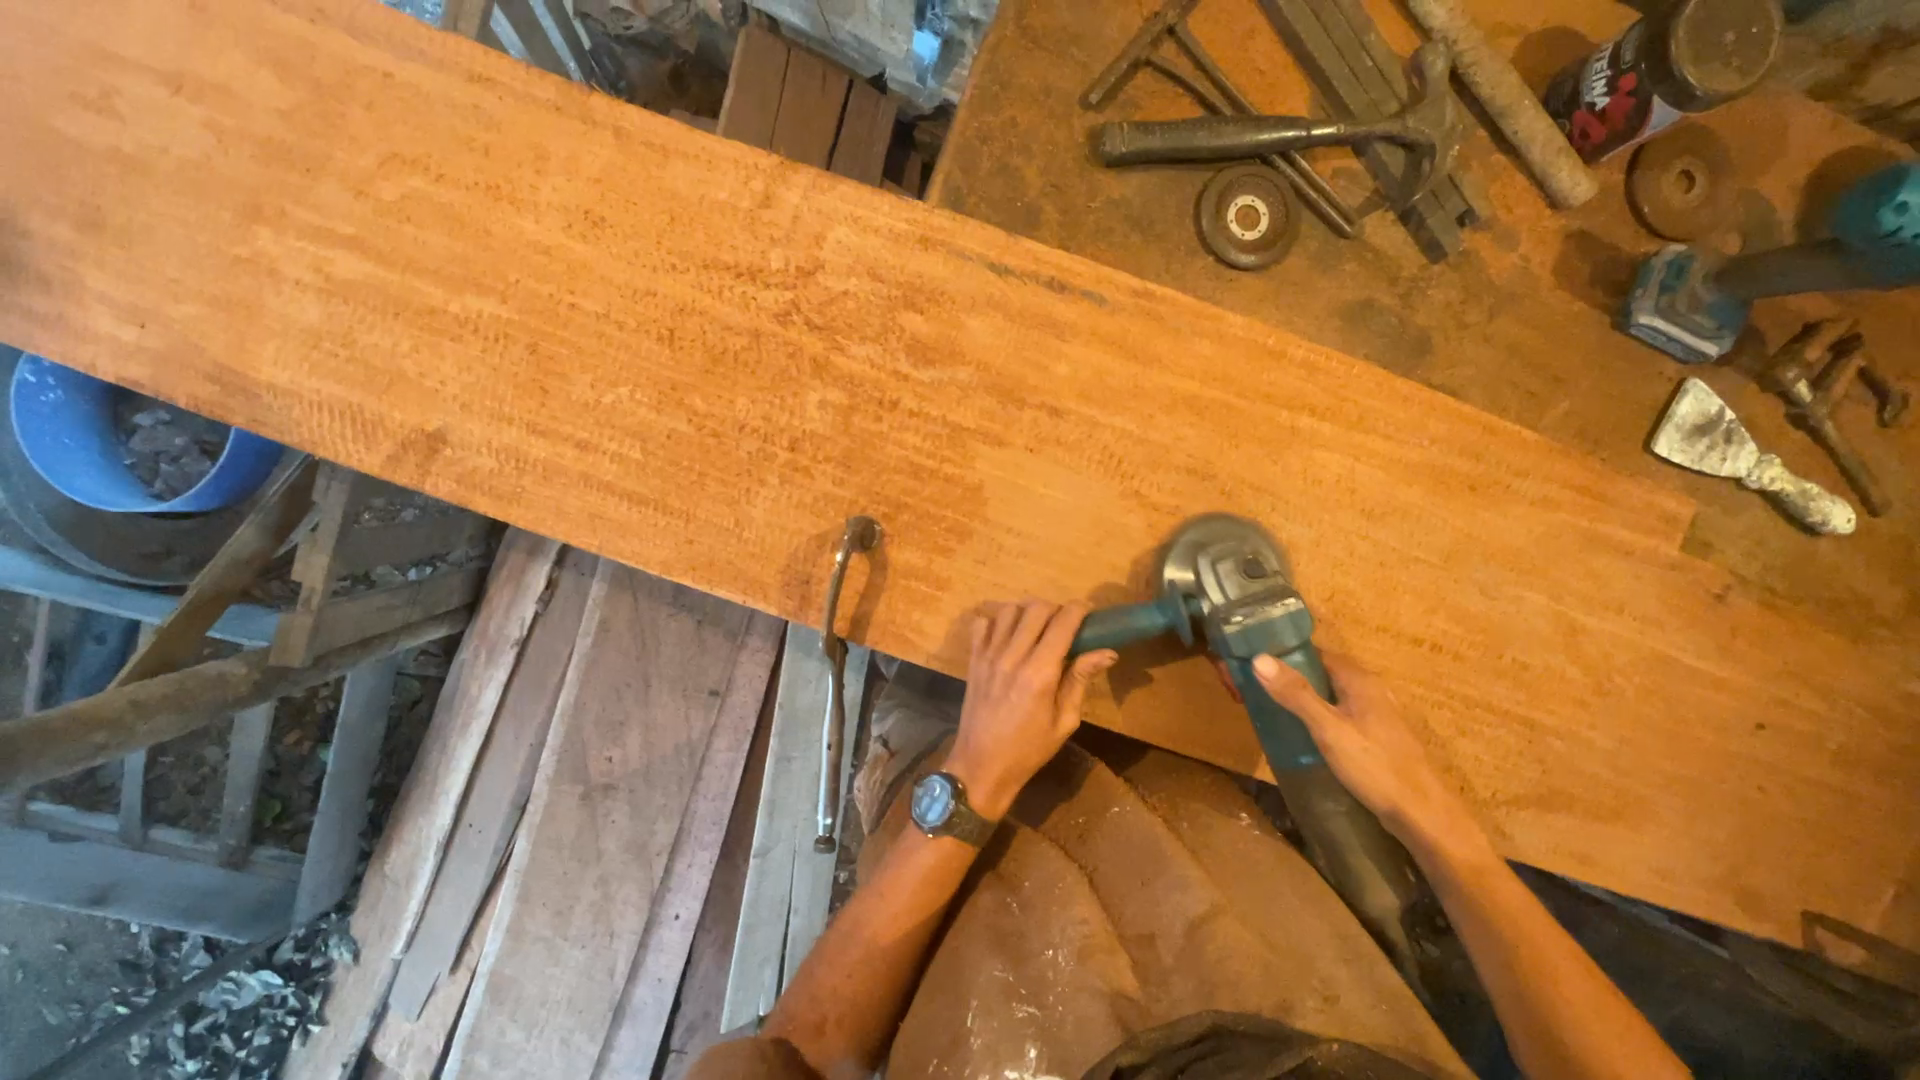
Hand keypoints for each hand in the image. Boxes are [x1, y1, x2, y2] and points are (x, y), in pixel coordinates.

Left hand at [947, 600, 1116, 819]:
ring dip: (1027, 613)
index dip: (1079, 610)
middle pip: (1036, 608)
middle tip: (1065, 625)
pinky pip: (982, 623)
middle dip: (1056, 609)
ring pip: (1009, 610)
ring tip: (1037, 630)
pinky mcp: (973, 660)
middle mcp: (1013, 656)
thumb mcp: (1064, 721)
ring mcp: (988, 655)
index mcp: (1040, 673)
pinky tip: (1007, 638)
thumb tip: (1107, 652)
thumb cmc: (1029, 749)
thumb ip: (1080, 680)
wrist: (981, 765)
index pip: (1062, 622)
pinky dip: (997, 623)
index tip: (1088, 613)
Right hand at [1251, 650, 1488, 860]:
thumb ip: (1296, 694)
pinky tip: (1302, 736)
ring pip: (1331, 697)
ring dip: (1303, 701)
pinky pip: (1339, 717)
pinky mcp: (1376, 738)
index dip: (1285, 656)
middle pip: (1323, 674)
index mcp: (1360, 680)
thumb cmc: (1375, 767)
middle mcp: (1370, 690)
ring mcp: (1375, 715)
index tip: (1254, 665)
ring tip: (1271, 712)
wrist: (1421, 814)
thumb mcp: (1328, 729)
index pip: (1316, 653)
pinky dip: (1318, 719)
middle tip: (1255, 691)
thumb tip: (1259, 658)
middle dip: (1290, 679)